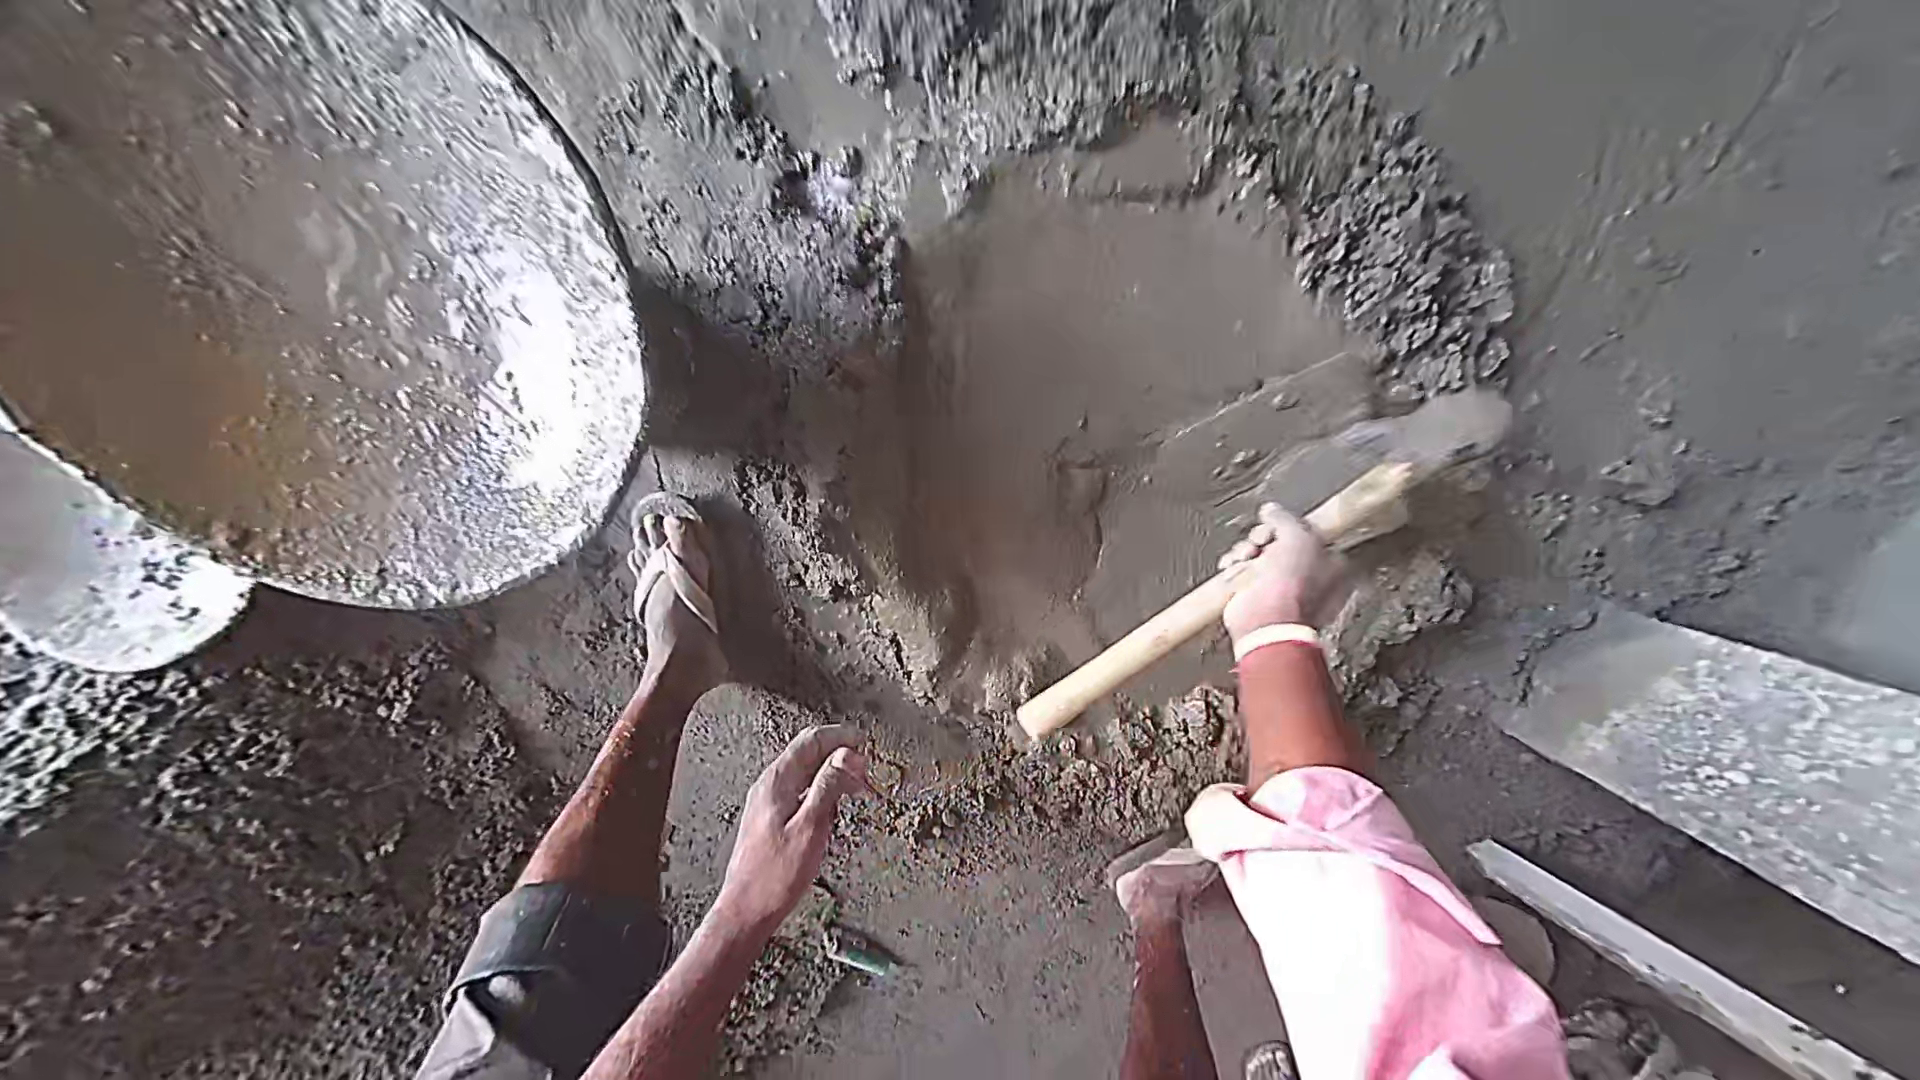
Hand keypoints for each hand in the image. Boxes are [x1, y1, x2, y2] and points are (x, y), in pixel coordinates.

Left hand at [713, 725, 871, 934]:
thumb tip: (847, 753)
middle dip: (839, 752)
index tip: (864, 742)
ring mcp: (769, 800)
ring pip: (806, 770)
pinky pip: (801, 788)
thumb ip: (829, 786)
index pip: (812, 739)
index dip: (840, 736)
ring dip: (832, 772)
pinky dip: (822, 788)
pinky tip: (834, 806)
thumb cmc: (775, 876)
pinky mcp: (771, 816)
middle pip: (808, 751)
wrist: (744, 913)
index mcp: (777, 780)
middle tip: (864, 767)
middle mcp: (771, 784)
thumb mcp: (810, 827)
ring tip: (856, 786)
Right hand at [1218, 503, 1351, 638]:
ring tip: (1244, 558)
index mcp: (1331, 563)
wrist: (1264, 619)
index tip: (1277, 526)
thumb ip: (1284, 518)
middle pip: (1278, 541)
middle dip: (1262, 538)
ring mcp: (1280, 586)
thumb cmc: (1292, 583)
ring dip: (1245, 551)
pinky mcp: (1254, 595)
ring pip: (1257, 554)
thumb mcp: (1297, 537)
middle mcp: (1307, 576)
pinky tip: (1232, 566)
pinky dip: (1233, 566)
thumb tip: (1270, 509)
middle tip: (1259, 543)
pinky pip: (1241, 570)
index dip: (1288, 526)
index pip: (1306, 532)